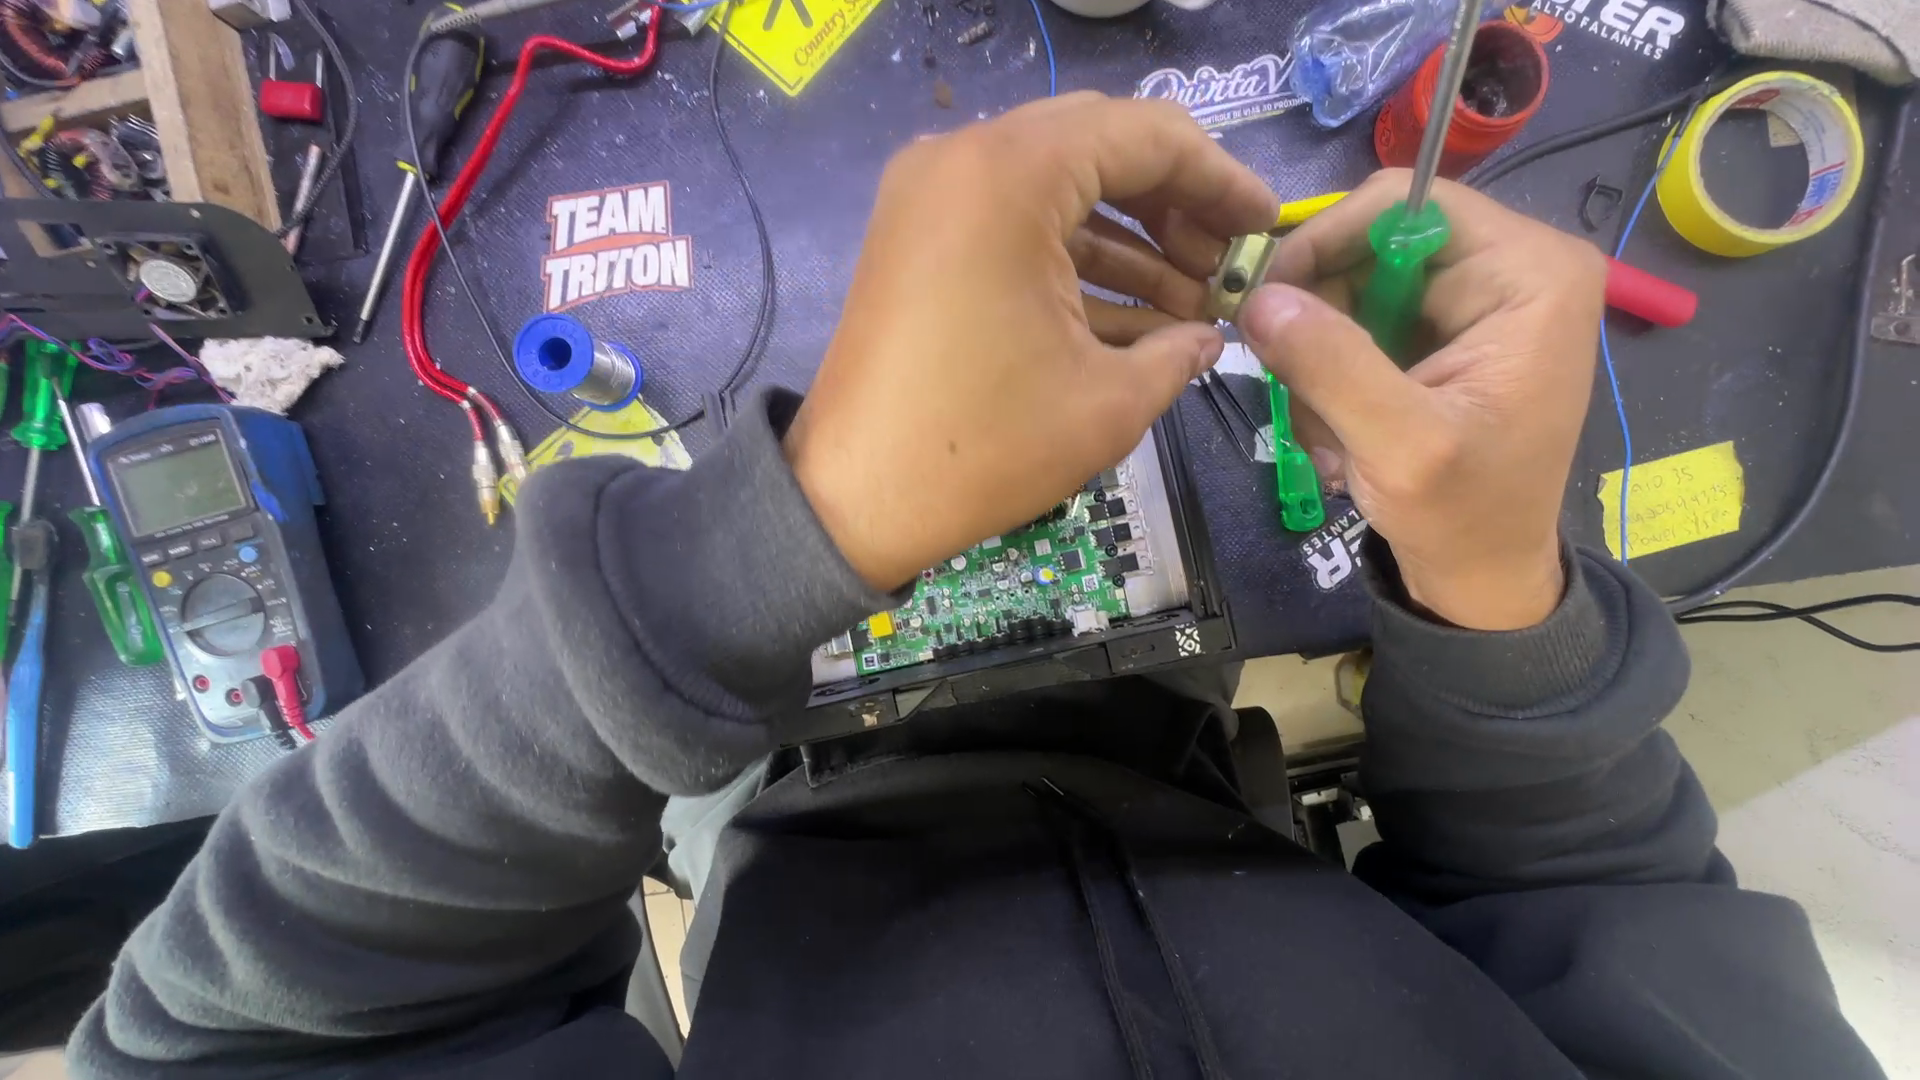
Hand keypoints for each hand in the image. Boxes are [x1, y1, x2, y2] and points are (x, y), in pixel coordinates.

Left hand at [783, 93, 1278, 590]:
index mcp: (1010, 174)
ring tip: (1190, 307)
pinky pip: (1010, 233)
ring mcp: (927, 200)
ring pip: (1054, 197)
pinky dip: (1068, 267)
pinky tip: (1128, 318)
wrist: (853, 500)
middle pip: (1098, 155)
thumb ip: (1180, 352)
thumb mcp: (1108, 403)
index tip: (1265, 226)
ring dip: (1127, 246)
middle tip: (1224, 268)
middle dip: (1174, 211)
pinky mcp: (914, 244)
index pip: (1147, 137)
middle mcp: (961, 161)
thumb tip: (1211, 336)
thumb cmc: (984, 450)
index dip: (1221, 180)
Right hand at [1240, 170, 1607, 629]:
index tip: (1263, 302)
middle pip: (1368, 248)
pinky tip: (1339, 435)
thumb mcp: (1398, 444)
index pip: (1403, 205)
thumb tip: (1257, 297)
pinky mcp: (1432, 341)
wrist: (1480, 571)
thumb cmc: (1462, 513)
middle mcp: (1501, 272)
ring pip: (1346, 295)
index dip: (1324, 241)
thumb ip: (1332, 364)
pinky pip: (1349, 333)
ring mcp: (1463, 308)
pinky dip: (1325, 383)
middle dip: (1317, 323)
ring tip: (1329, 434)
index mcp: (1526, 274)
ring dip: (1315, 365)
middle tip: (1295, 393)